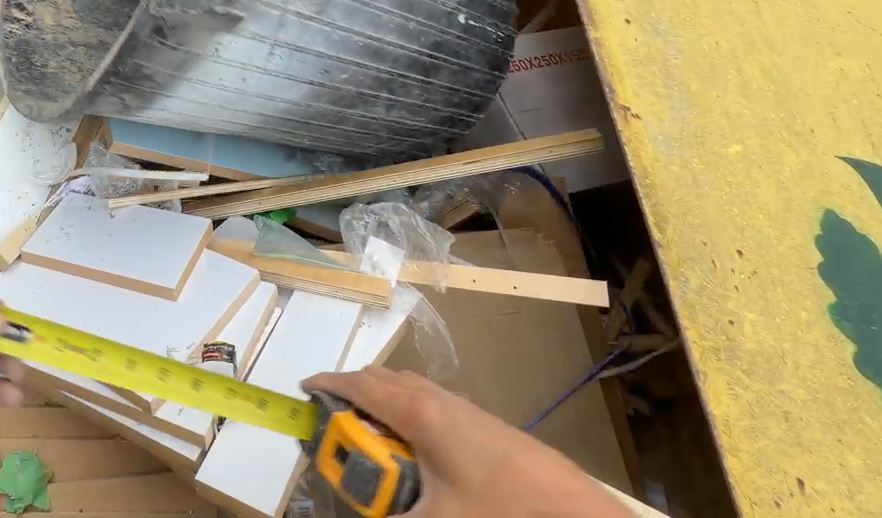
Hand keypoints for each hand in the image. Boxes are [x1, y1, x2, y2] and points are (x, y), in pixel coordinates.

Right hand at [301, 366, 631, 517]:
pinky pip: (430, 402)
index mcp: (417, 413)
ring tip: (368, 436)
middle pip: (381, 378)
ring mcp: (462, 407)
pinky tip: (416, 451)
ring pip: (408, 387)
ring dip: (380, 400)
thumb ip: (391, 516)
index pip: (358, 385)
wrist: (579, 515)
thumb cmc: (499, 512)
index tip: (303, 390)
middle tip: (331, 419)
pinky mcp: (483, 423)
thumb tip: (368, 514)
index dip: (326, 384)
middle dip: (350, 390)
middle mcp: (436, 399)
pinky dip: (407, 412)